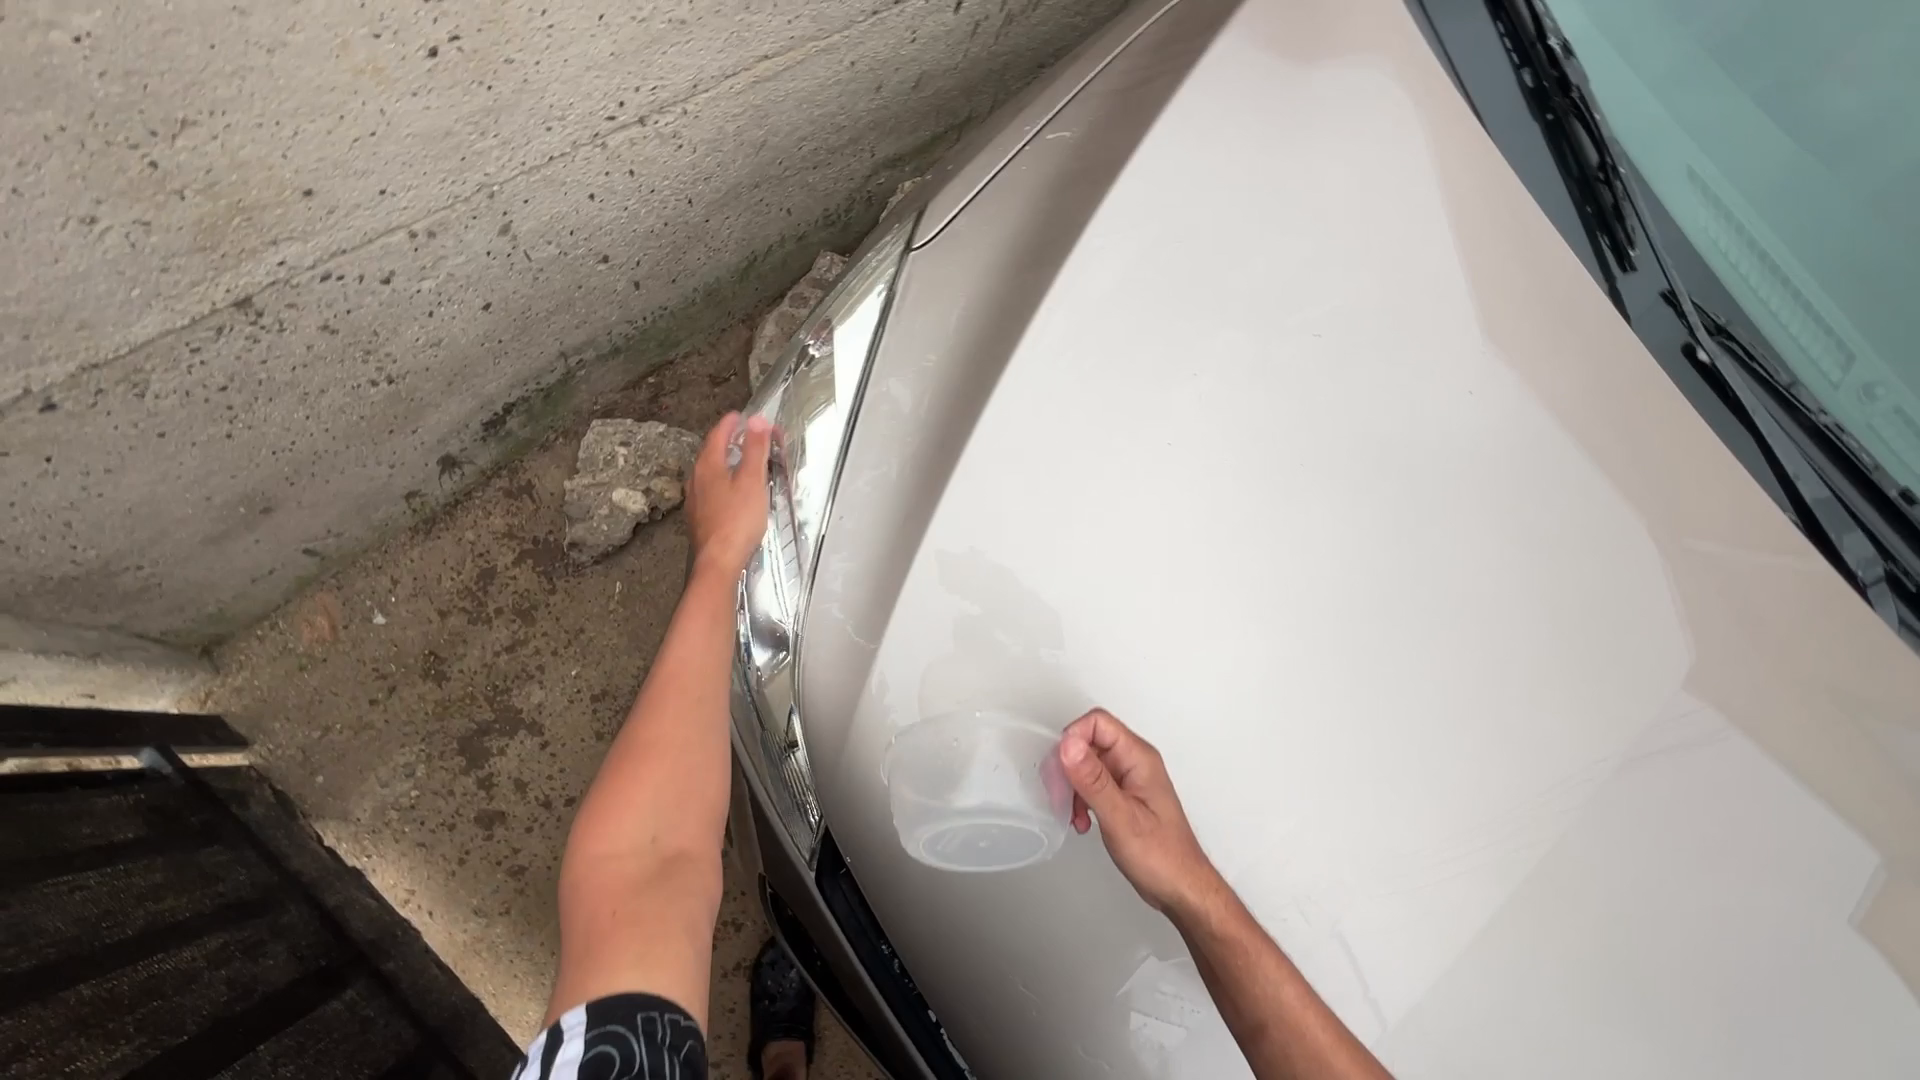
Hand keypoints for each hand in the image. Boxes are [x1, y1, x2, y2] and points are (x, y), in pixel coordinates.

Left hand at [684, 411, 771, 577]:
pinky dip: (720, 480)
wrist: (718, 561)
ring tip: (738, 460)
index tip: (740, 416)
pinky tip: (729, 490)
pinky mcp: (698, 516)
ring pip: (708, 472)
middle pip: (710, 452)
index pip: (717, 435)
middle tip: (743, 436)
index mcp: (708, 466)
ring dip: (723, 462)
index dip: (730, 423)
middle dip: (726, 441)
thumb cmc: (738, 520)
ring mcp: (694, 499)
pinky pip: (708, 489)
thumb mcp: (753, 481)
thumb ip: (755, 450)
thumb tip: (757, 420)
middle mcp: (696, 478)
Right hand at [1059, 708, 1219, 914]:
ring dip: (1072, 786)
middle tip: (1061, 794)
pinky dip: (1080, 799)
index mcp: (1138, 758)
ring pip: (1086, 763)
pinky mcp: (1122, 795)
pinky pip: (1092, 782)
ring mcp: (1128, 778)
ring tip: (1073, 814)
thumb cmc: (1162, 857)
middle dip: (1068, 766)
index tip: (1061, 767)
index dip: (1073, 739)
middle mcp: (1133, 762)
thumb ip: (1092, 779)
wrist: (1181, 889)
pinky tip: (1082, 820)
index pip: (1097, 723)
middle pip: (1088, 741)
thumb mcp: (1120, 817)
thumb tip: (1068, 744)